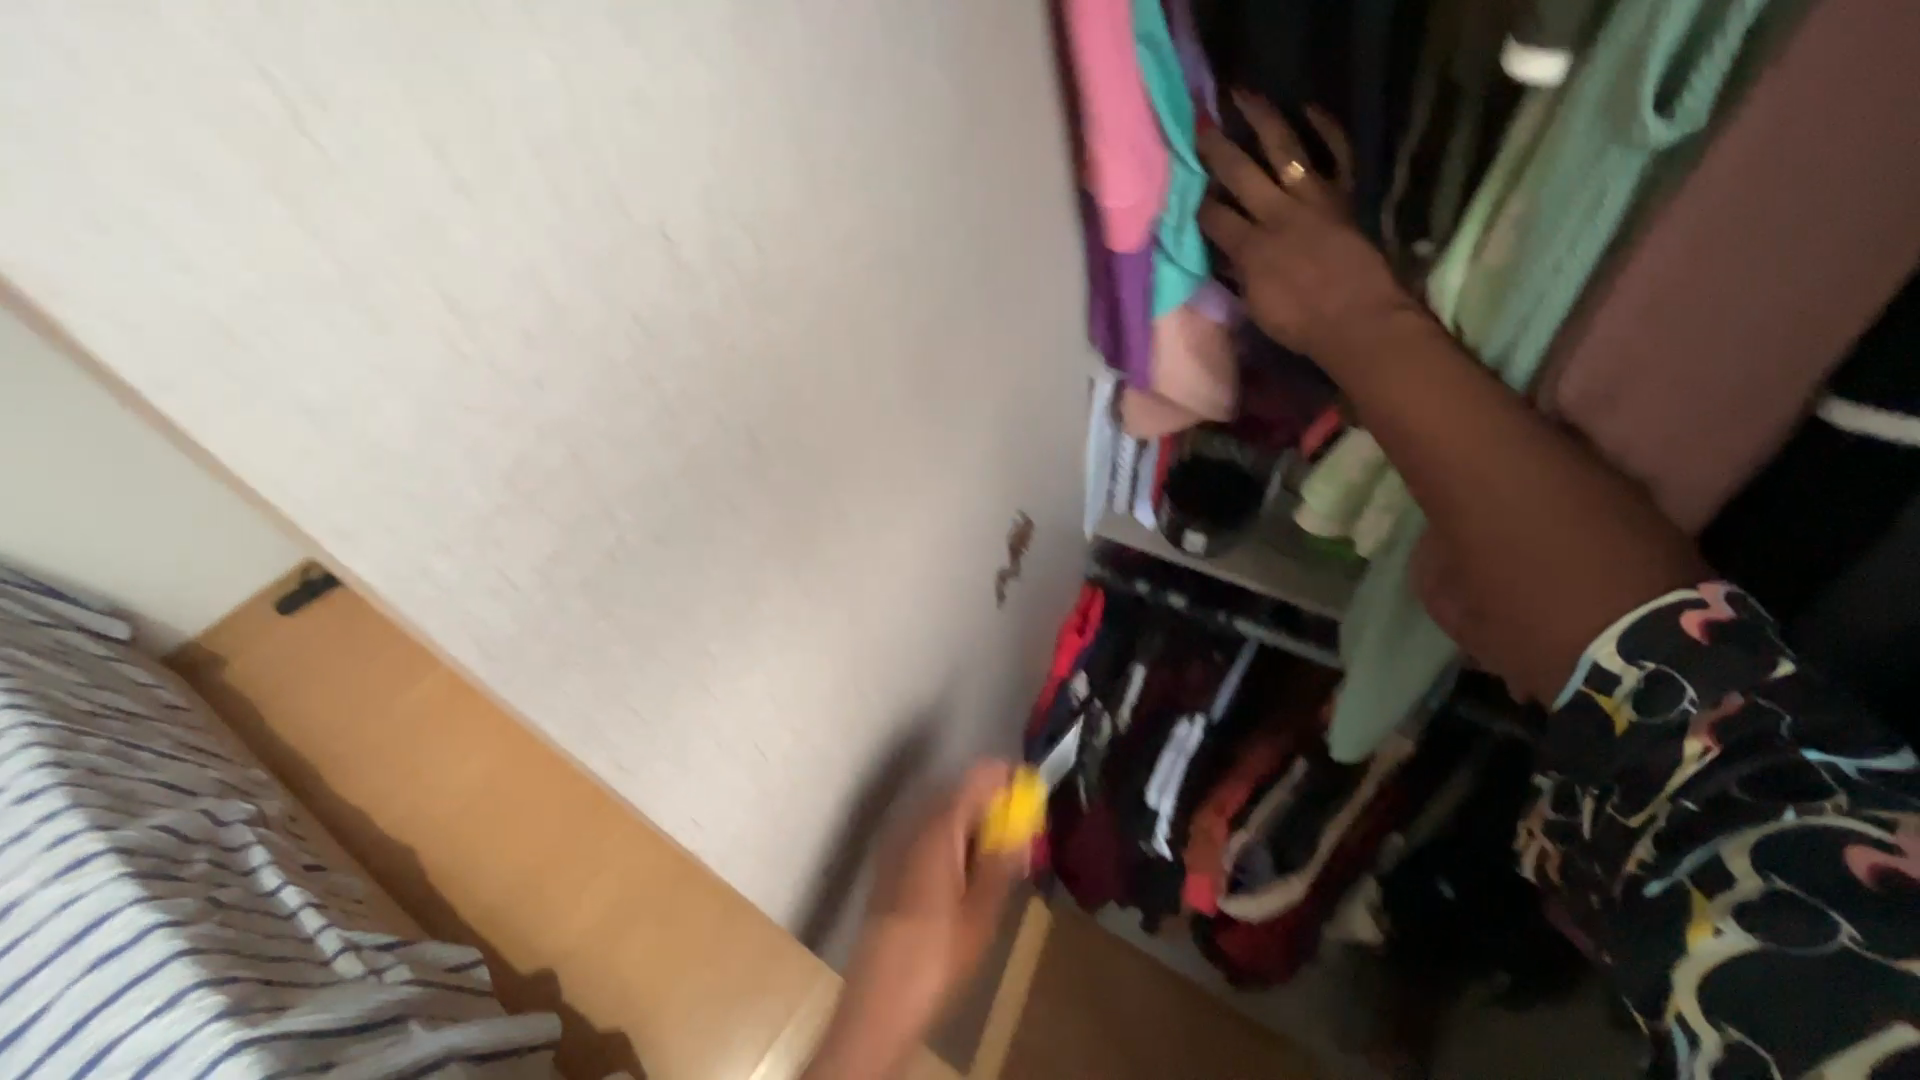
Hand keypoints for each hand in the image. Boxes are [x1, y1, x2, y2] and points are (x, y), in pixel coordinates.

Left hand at [807, 762, 1026, 1078]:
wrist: (879, 1003)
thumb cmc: (937, 958)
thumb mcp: (983, 913)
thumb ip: (1002, 865)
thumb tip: (1020, 831)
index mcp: (938, 831)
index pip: (974, 780)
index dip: (1002, 777)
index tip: (1028, 785)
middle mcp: (912, 828)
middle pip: (956, 795)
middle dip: (989, 803)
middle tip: (1018, 827)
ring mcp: (895, 848)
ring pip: (940, 817)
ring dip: (970, 824)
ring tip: (997, 854)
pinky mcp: (887, 870)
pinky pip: (926, 837)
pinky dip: (950, 841)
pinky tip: (964, 874)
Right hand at [1198, 93, 1422, 360]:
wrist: (1360, 321)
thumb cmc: (1302, 325)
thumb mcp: (1255, 306)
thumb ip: (1237, 273)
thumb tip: (1220, 254)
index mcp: (1250, 247)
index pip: (1211, 215)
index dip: (1194, 199)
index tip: (1180, 185)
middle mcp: (1277, 213)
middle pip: (1238, 171)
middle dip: (1214, 146)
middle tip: (1196, 121)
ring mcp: (1312, 198)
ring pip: (1284, 147)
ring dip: (1262, 117)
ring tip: (1242, 94)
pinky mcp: (1342, 195)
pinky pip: (1337, 152)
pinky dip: (1326, 128)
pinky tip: (1309, 108)